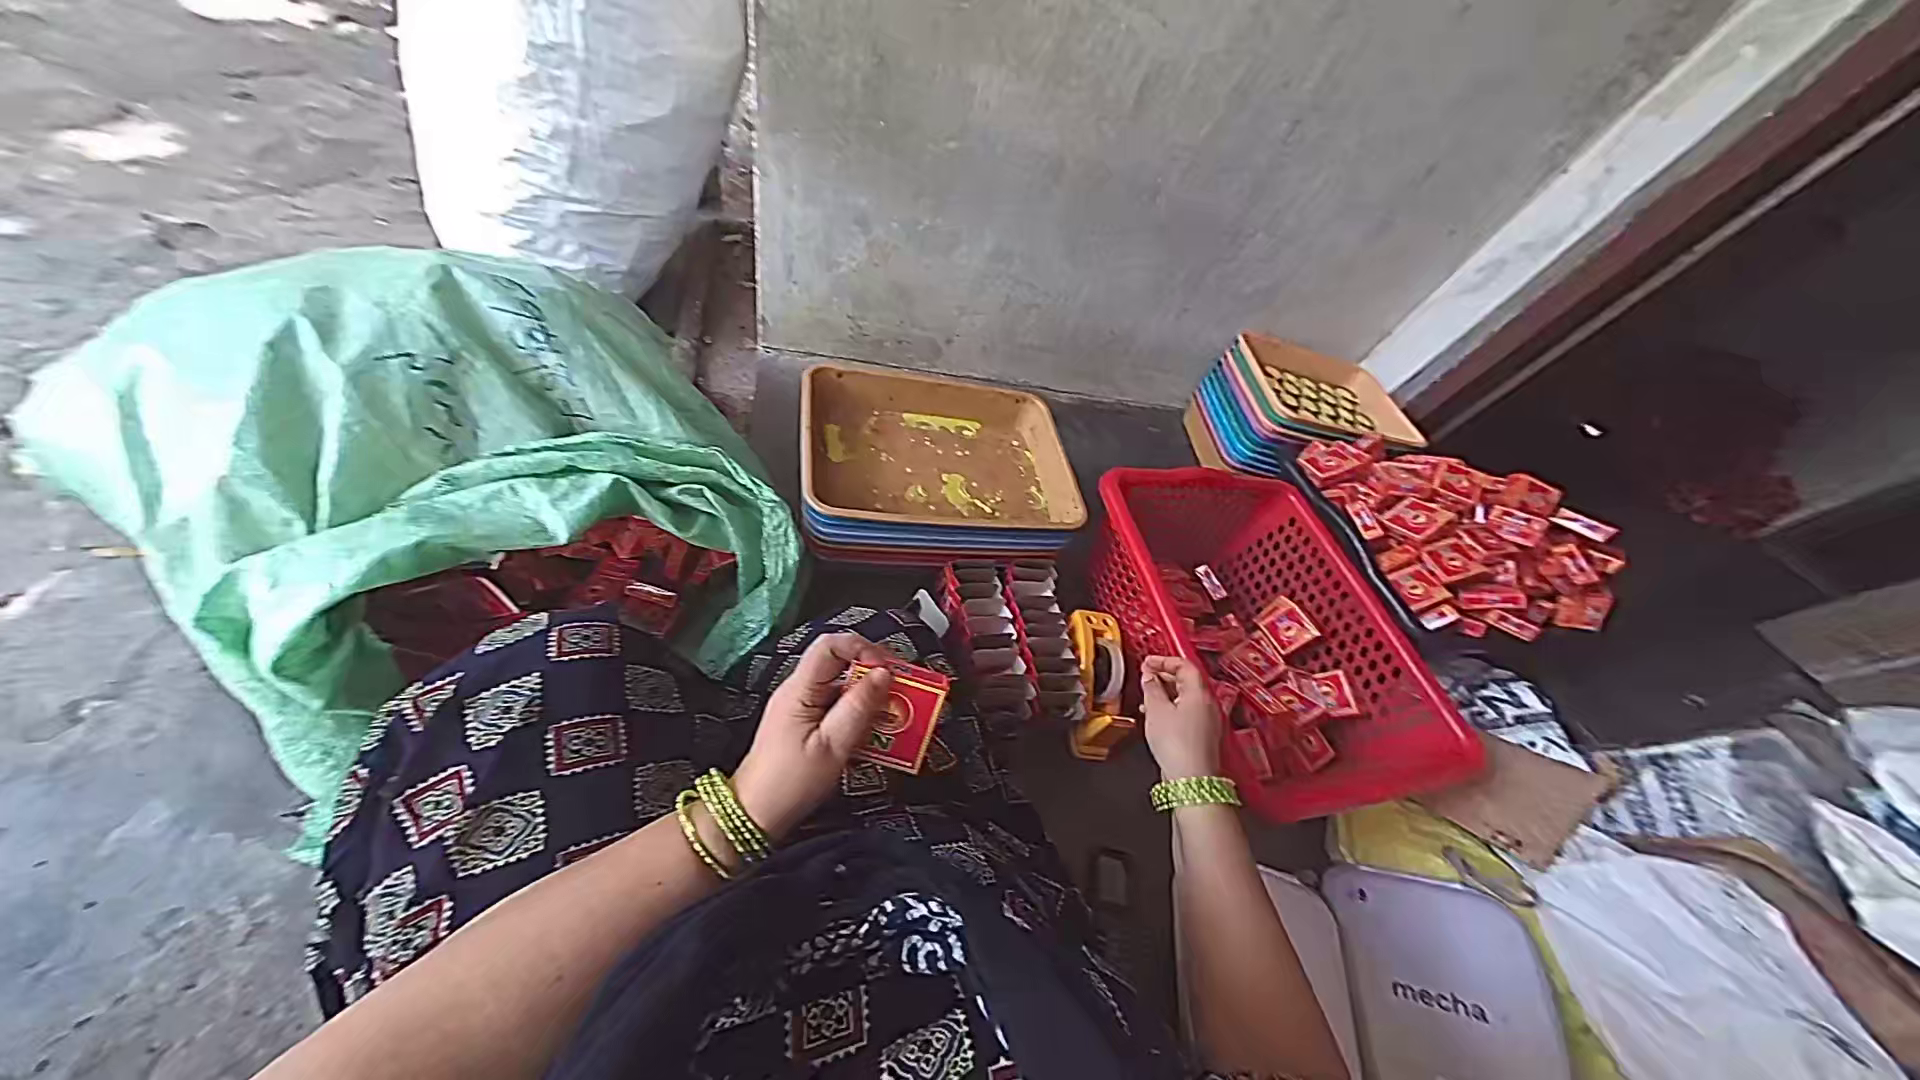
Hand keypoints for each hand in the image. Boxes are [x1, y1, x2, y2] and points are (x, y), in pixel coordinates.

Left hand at [732, 633, 893, 840]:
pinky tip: (873, 732)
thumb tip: (884, 675)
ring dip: (871, 696)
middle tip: (900, 690)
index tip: (889, 669)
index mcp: (800, 690)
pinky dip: (861, 713)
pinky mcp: (809, 721)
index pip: (831, 646)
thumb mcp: (832, 746)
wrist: (756, 814)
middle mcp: (800, 691)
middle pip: (842, 662)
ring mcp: (803, 705)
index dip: (863, 649)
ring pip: (844, 685)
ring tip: (892, 714)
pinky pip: (840, 704)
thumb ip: (859, 707)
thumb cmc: (787, 784)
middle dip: (875, 674)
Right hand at [1140, 654, 1221, 780]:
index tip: (1148, 661)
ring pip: (1187, 696)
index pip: (1184, 665)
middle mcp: (1208, 704)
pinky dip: (1171, 707)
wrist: (1191, 779)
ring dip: (1166, 692)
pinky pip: (1187, 712)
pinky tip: (1157, 716)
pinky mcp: (1203, 735)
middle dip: (1165, 675)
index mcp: (1199, 692)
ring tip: (1147, 695)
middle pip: (1187, 680)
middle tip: (1146, 674)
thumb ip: (1151, 688)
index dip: (1164, 660)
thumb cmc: (1177, 745)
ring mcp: (1208, 720)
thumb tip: (1149, 677)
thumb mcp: (1155, 709)